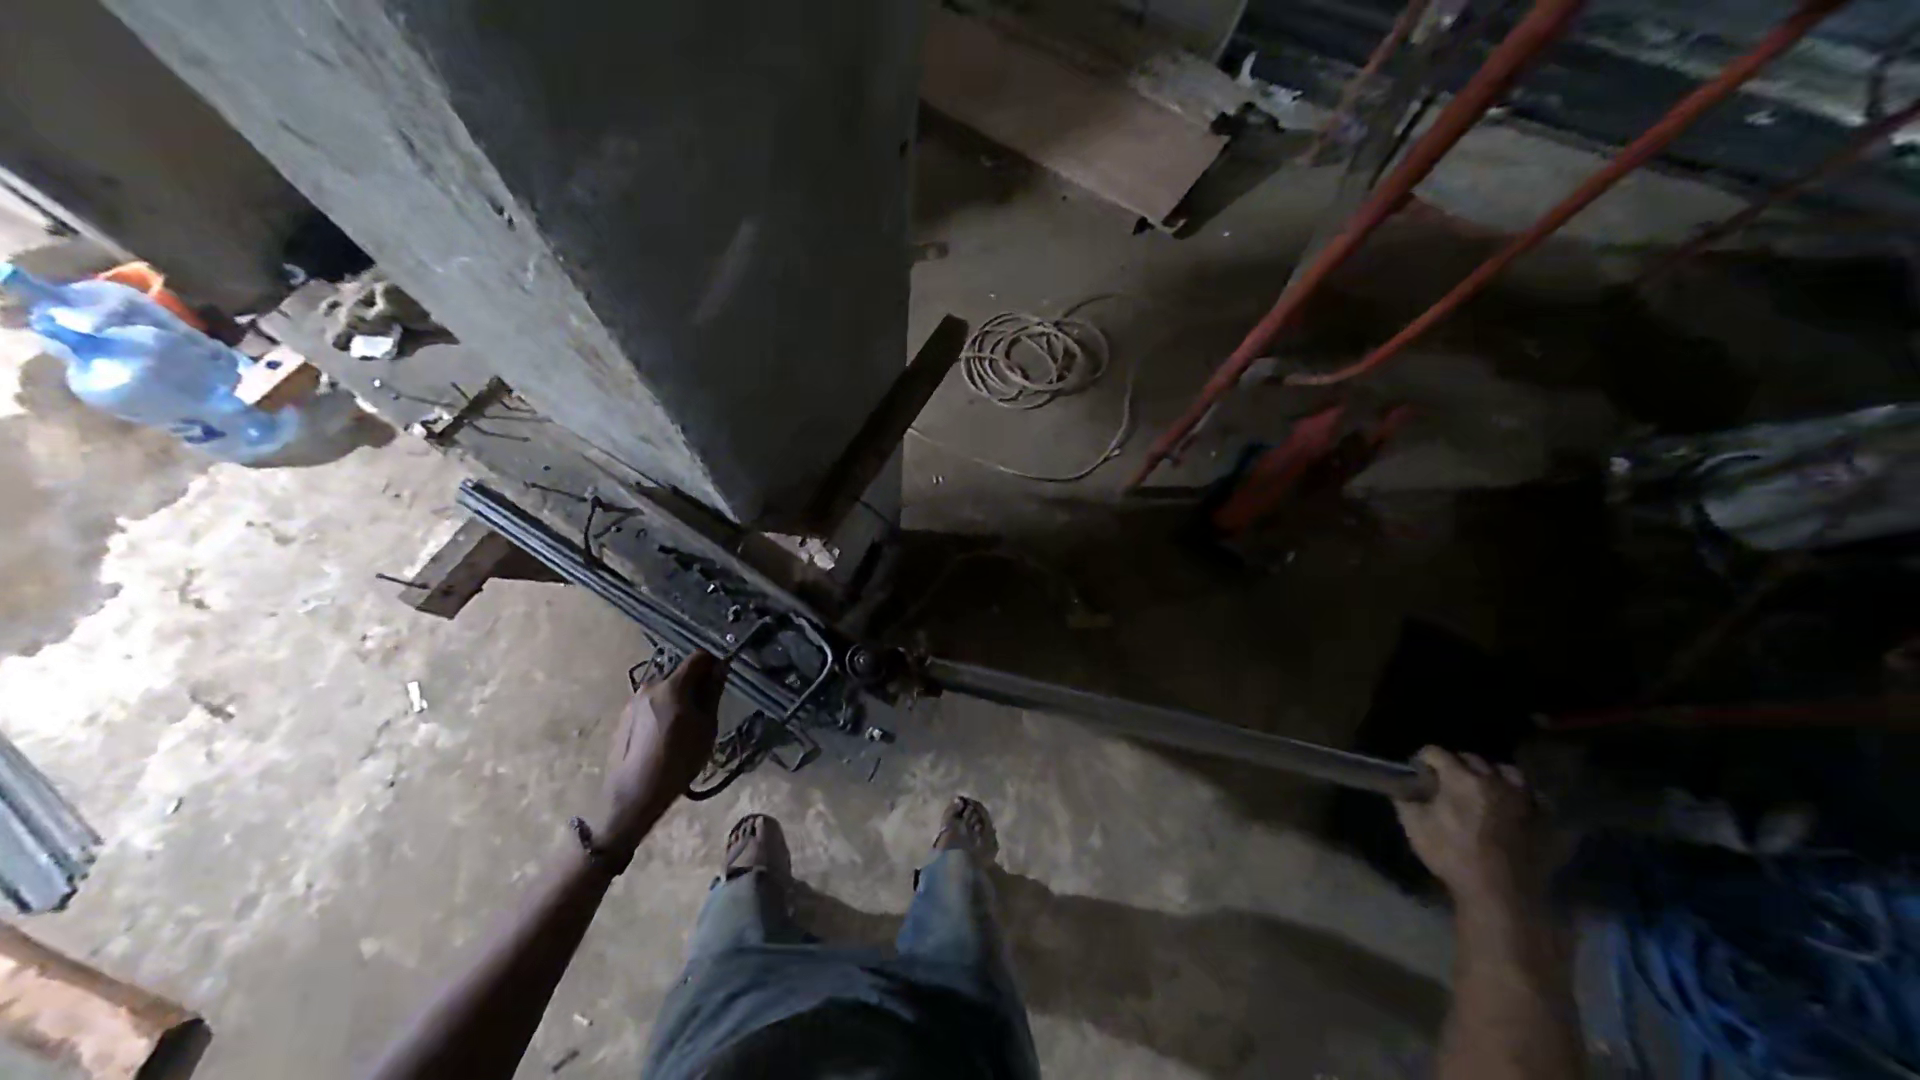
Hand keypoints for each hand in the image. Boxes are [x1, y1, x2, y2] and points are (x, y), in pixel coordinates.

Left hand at [593, 652, 726, 855]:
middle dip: (694, 684)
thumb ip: (713, 692)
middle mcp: (649, 686)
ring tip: (684, 727)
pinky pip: (650, 706)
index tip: (721, 678)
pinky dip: (662, 712)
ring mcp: (632, 702)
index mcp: (672, 685)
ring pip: (664, 691)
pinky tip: (665, 738)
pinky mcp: (623, 718)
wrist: (635, 793)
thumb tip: (721, 667)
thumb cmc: (679, 759)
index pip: (698, 657)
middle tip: (705, 709)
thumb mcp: (706, 726)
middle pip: (679, 674)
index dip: (713, 663)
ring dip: (677, 699)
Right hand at [1395, 747, 1543, 909]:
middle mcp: (1493, 780)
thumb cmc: (1453, 856)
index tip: (1418, 771)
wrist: (1502, 894)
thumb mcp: (1415, 827)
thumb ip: (1405, 800)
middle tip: (1447, 782)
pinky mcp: (1544, 819)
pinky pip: (1533, 796)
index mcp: (1460, 779)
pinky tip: (1512, 806)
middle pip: (1471, 758)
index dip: (1423, 759)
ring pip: (1507, 771)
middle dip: (1456, 764)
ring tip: (1484, 789)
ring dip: (1492, 775)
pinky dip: (1521, 795)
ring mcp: (1523, 799)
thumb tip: (1402, 787)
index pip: (1436, 752)